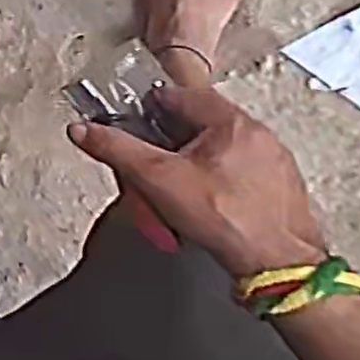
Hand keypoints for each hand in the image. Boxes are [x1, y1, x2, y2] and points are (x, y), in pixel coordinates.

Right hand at [67, 86, 327, 276]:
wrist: (277, 264)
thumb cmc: (225, 217)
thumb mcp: (155, 178)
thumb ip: (115, 148)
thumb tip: (82, 129)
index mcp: (234, 125)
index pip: (179, 96)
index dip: (146, 108)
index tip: (128, 123)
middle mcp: (258, 136)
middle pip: (190, 127)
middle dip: (159, 148)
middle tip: (143, 171)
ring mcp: (270, 161)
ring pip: (207, 151)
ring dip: (178, 168)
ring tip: (164, 195)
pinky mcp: (274, 185)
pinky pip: (226, 171)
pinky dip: (202, 182)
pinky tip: (192, 204)